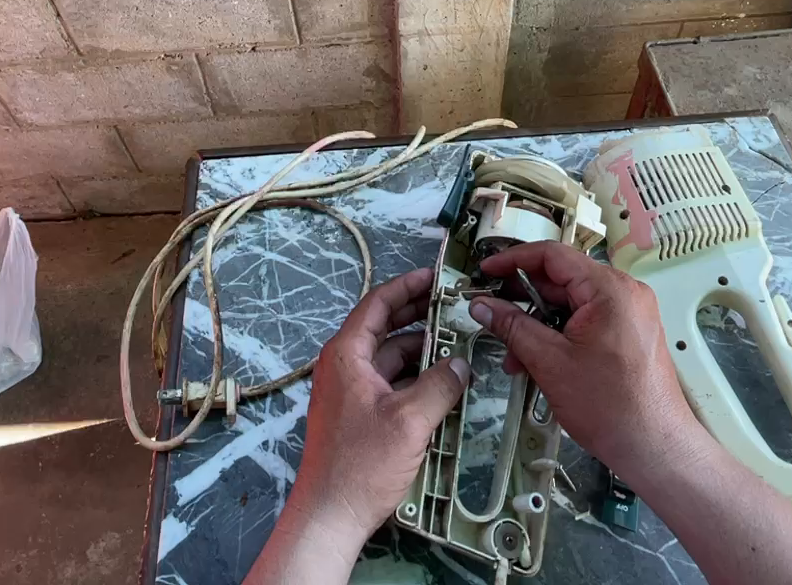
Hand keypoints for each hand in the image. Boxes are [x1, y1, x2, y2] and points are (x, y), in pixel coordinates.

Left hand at [282, 268, 470, 547]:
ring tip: (455, 343)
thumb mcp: (409, 420)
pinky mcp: (357, 411)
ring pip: (389, 356)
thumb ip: (439, 385)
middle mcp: (344, 363)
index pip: (378, 304)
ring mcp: (349, 388)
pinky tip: (440, 380)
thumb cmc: (360, 463)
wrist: (329, 515)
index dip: (406, 286)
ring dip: (420, 349)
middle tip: (450, 304)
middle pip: (384, 326)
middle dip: (417, 314)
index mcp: (347, 353)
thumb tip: (461, 364)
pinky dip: (413, 376)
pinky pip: (389, 380)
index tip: (433, 277)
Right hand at [472, 241, 713, 478]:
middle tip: (491, 312)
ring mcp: (629, 313)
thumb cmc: (611, 407)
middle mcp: (623, 292)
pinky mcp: (629, 333)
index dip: (512, 260)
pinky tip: (536, 359)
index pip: (551, 255)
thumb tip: (481, 306)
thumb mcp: (549, 362)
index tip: (486, 271)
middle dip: (522, 300)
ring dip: (537, 323)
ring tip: (512, 352)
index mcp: (608, 289)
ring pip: (569, 304)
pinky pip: (584, 320)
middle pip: (560, 280)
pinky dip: (558, 334)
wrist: (657, 451)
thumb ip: (511, 327)